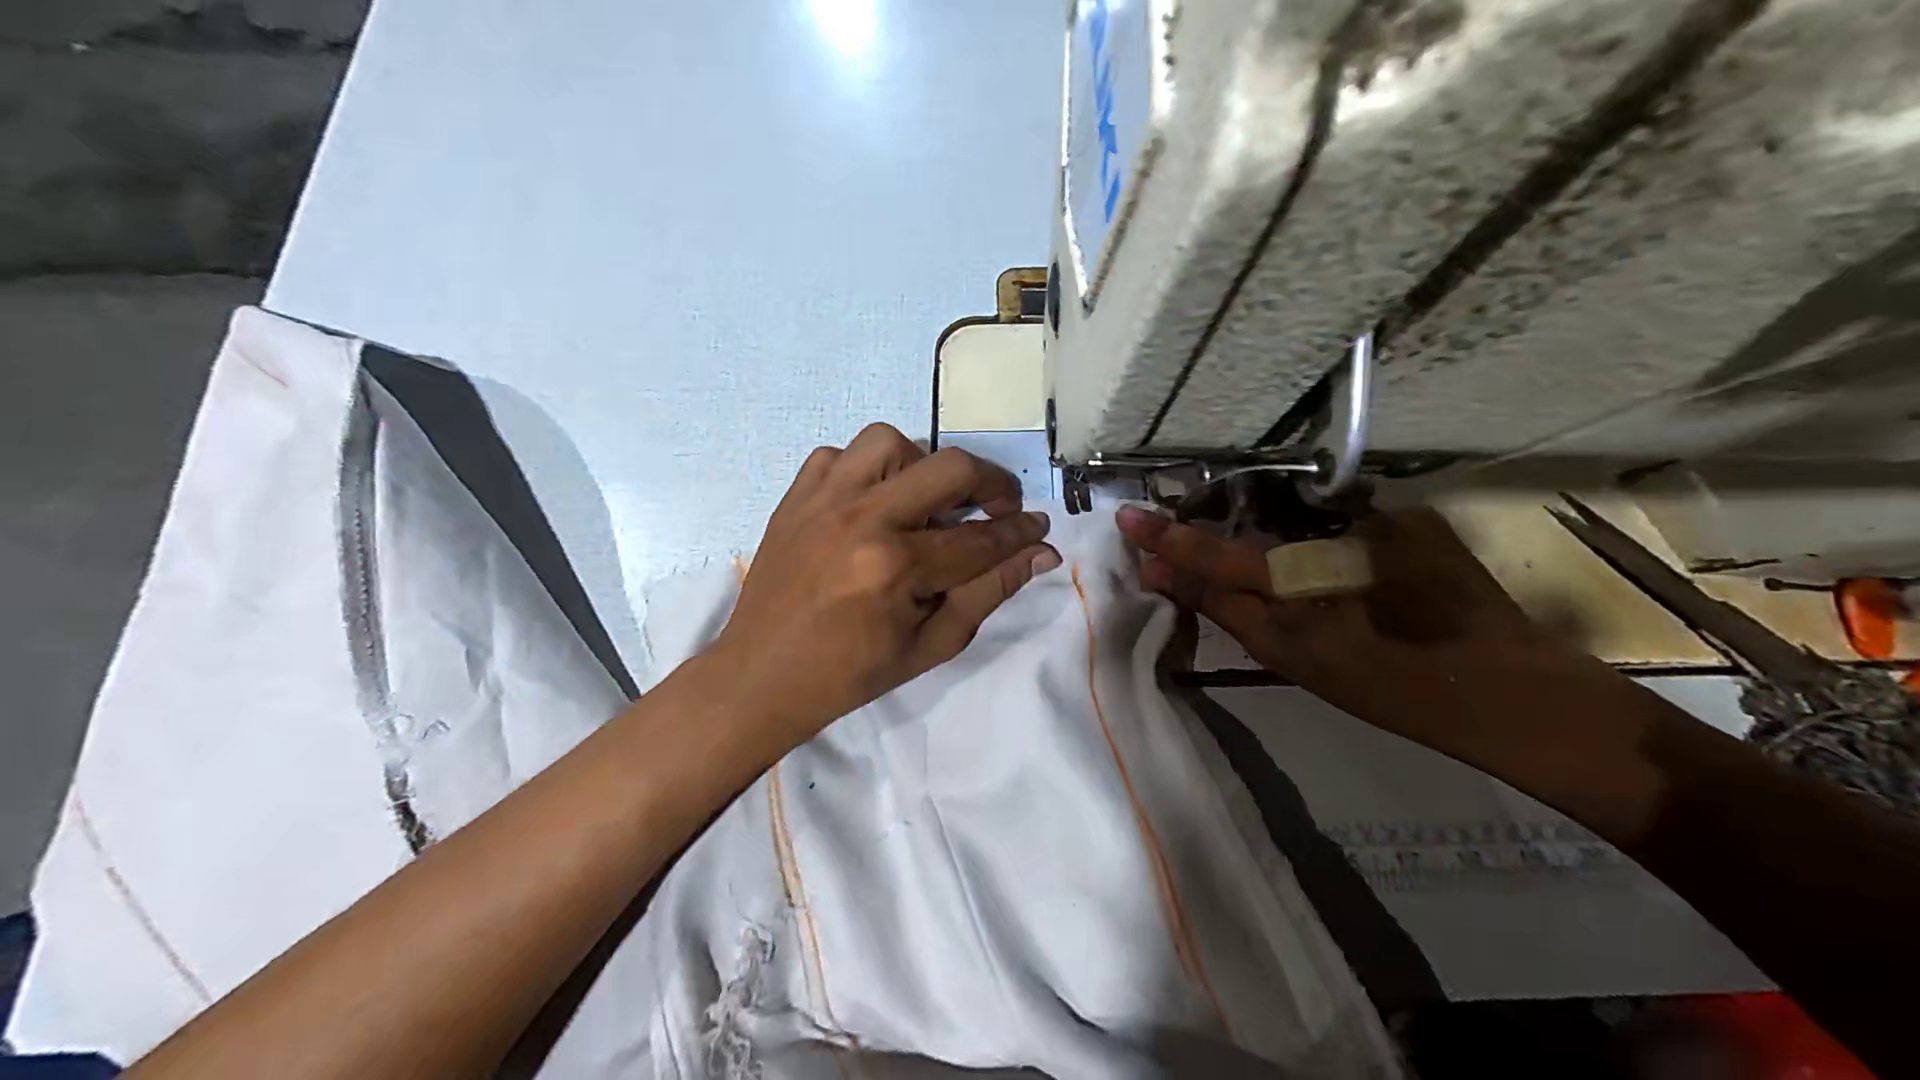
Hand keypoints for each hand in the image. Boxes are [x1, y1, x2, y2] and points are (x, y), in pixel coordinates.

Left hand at [713, 424, 1060, 744]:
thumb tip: (1040, 553)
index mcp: (896, 568)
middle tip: (998, 507)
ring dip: (922, 464)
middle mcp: (862, 519)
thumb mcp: (932, 644)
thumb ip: (989, 592)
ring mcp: (823, 500)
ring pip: (889, 441)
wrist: (763, 675)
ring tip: (926, 500)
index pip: (981, 538)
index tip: (1039, 526)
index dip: (1020, 532)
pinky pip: (839, 454)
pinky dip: (866, 468)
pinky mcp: (795, 496)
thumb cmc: (852, 673)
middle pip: (949, 468)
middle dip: (991, 484)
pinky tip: (872, 501)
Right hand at [1116, 505, 1602, 755]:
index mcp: (1304, 575)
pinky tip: (1322, 565)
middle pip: (1249, 522)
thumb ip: (1225, 608)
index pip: (1215, 550)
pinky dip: (1310, 537)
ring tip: (1254, 563)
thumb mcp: (1297, 658)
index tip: (1125, 516)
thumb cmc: (1395, 687)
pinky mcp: (1405, 517)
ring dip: (1260, 533)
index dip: (1166, 536)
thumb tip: (1162, 574)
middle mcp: (1334, 529)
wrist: (1513, 691)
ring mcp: (1374, 517)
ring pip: (1291, 520)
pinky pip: (1330, 521)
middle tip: (1180, 543)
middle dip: (1211, 529)